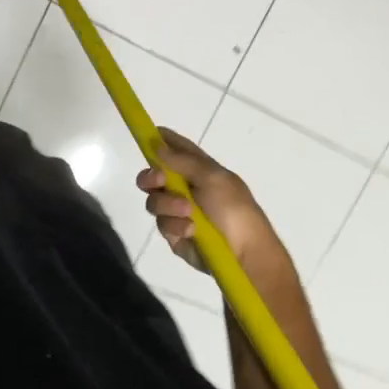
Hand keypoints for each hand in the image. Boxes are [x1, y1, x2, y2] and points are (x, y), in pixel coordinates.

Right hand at [135, 126, 277, 268]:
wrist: (243, 252)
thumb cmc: (233, 208)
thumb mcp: (213, 178)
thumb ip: (182, 161)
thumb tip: (155, 143)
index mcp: (199, 169)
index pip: (176, 148)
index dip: (160, 140)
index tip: (145, 136)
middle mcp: (184, 187)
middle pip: (153, 175)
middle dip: (151, 177)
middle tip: (159, 181)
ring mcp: (176, 210)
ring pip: (153, 200)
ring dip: (169, 205)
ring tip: (189, 213)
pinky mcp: (172, 232)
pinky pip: (161, 223)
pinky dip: (175, 225)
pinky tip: (191, 231)